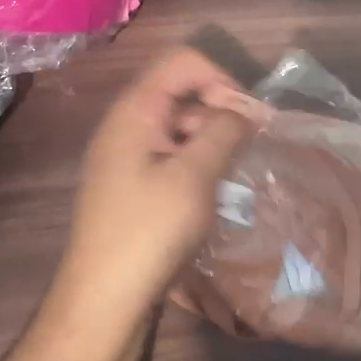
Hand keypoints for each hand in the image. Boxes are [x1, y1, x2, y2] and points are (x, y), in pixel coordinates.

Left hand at [51, 48, 256, 322]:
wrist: (106, 297)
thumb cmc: (150, 230)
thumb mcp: (195, 175)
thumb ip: (224, 131)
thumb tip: (245, 111)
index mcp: (135, 111)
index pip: (184, 63)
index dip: (223, 80)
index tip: (252, 118)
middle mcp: (127, 125)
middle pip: (182, 92)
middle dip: (222, 110)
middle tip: (254, 147)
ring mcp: (128, 157)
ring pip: (181, 127)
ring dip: (214, 140)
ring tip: (239, 172)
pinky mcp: (134, 186)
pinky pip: (173, 156)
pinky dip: (199, 163)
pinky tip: (216, 191)